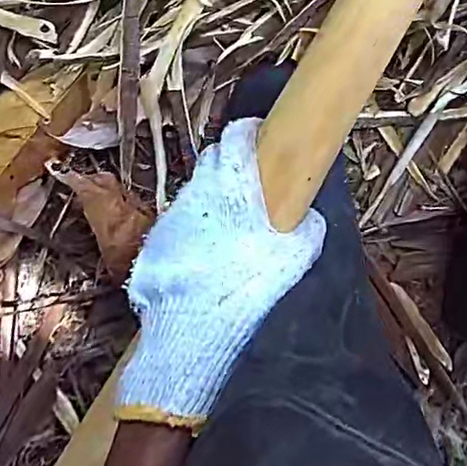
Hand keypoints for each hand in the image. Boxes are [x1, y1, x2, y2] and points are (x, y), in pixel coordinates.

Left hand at [115, 117, 325, 427]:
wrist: (189, 333)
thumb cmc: (245, 291)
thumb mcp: (292, 260)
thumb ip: (306, 229)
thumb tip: (309, 215)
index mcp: (233, 184)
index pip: (237, 135)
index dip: (249, 131)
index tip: (259, 135)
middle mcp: (200, 188)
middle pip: (215, 156)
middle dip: (231, 163)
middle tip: (248, 185)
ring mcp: (175, 210)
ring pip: (197, 186)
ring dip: (213, 194)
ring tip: (228, 225)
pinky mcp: (157, 234)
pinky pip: (179, 216)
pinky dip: (193, 223)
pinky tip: (205, 250)